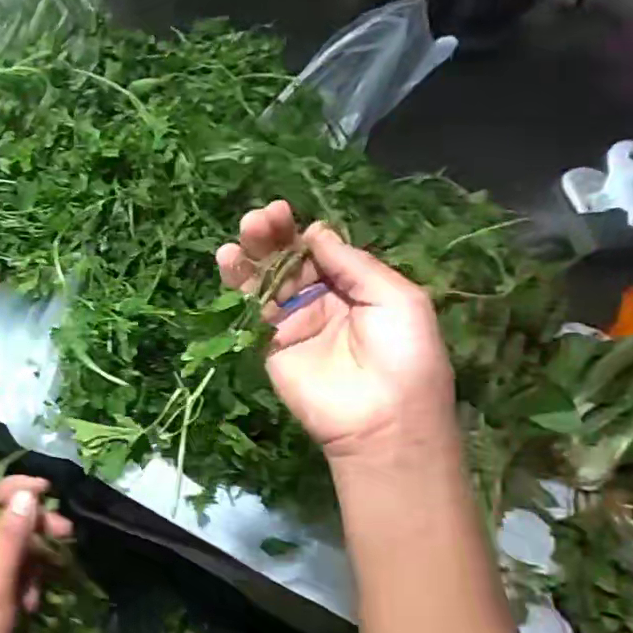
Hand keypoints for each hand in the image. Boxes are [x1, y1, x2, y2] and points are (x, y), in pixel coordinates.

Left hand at [0, 476, 72, 632]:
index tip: (51, 490)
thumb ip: (13, 533)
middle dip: (31, 535)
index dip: (16, 492)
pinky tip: (27, 606)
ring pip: (10, 549)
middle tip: (67, 535)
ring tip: (31, 596)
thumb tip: (28, 495)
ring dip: (29, 568)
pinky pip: (9, 572)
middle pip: (0, 523)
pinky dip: (23, 585)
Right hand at [215, 202, 456, 466]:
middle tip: (260, 215)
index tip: (289, 213)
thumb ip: (354, 264)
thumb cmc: (404, 356)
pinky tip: (228, 258)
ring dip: (254, 253)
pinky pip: (250, 309)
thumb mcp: (397, 299)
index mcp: (356, 287)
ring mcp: (292, 322)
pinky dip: (238, 283)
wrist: (380, 419)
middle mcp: (322, 300)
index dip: (304, 232)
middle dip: (275, 236)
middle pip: (291, 260)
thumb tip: (316, 232)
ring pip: (267, 280)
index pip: (322, 251)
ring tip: (244, 226)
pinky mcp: (267, 343)